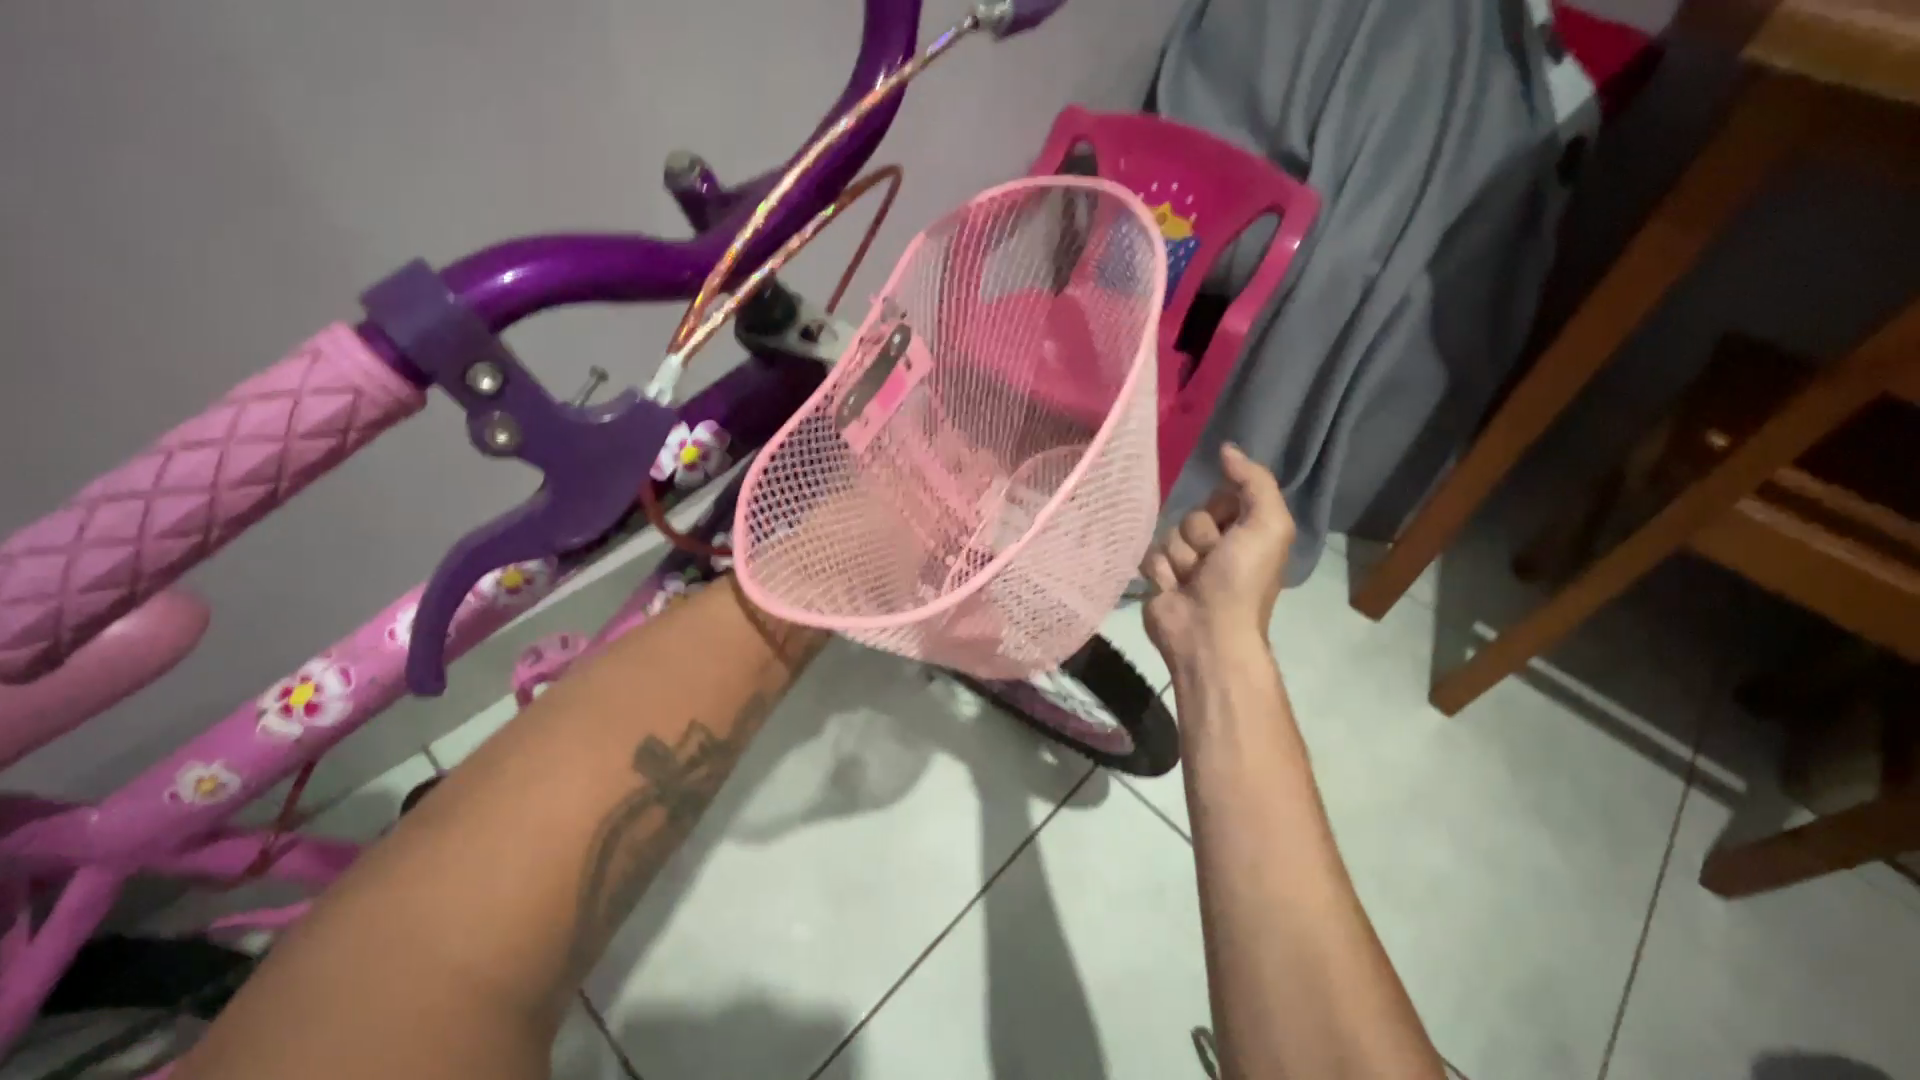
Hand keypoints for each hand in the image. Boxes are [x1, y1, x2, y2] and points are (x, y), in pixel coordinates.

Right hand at [1141, 443, 1294, 662]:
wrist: (1207, 633)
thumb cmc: (1243, 580)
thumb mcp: (1268, 525)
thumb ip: (1254, 481)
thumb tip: (1226, 449)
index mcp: (1248, 530)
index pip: (1222, 494)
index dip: (1222, 508)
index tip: (1230, 527)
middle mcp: (1219, 544)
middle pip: (1193, 513)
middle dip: (1199, 536)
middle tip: (1212, 562)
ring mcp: (1187, 562)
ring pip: (1169, 533)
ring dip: (1180, 558)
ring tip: (1192, 582)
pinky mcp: (1159, 577)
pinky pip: (1149, 555)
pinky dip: (1161, 573)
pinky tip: (1173, 590)